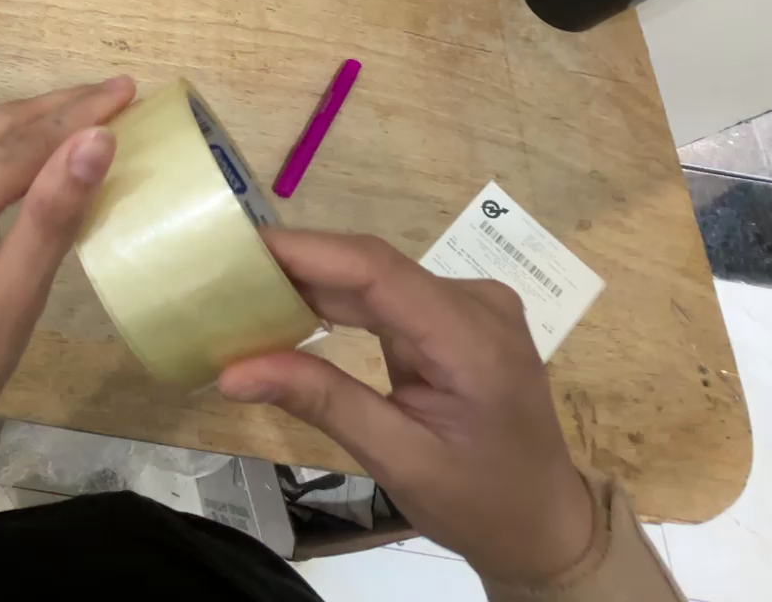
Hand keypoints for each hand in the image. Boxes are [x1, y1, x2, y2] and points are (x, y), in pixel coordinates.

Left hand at [0, 77, 135, 533]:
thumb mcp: (14, 298)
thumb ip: (53, 213)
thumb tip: (98, 137)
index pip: (21, 143)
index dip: (79, 114)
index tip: (130, 90)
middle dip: (60, 108)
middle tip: (119, 92)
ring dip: (37, 124)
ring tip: (92, 111)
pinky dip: (10, 149)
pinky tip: (42, 150)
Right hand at [217, 230, 594, 584]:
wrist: (548, 525)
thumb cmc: (481, 503)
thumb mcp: (398, 460)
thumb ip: (320, 402)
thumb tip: (231, 372)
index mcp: (472, 339)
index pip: (376, 270)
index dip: (304, 250)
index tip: (238, 246)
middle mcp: (474, 302)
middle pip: (368, 266)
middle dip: (293, 264)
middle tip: (223, 270)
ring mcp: (464, 303)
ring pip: (369, 274)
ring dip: (307, 279)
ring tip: (242, 285)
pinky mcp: (448, 312)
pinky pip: (379, 291)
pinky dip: (330, 296)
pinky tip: (287, 304)